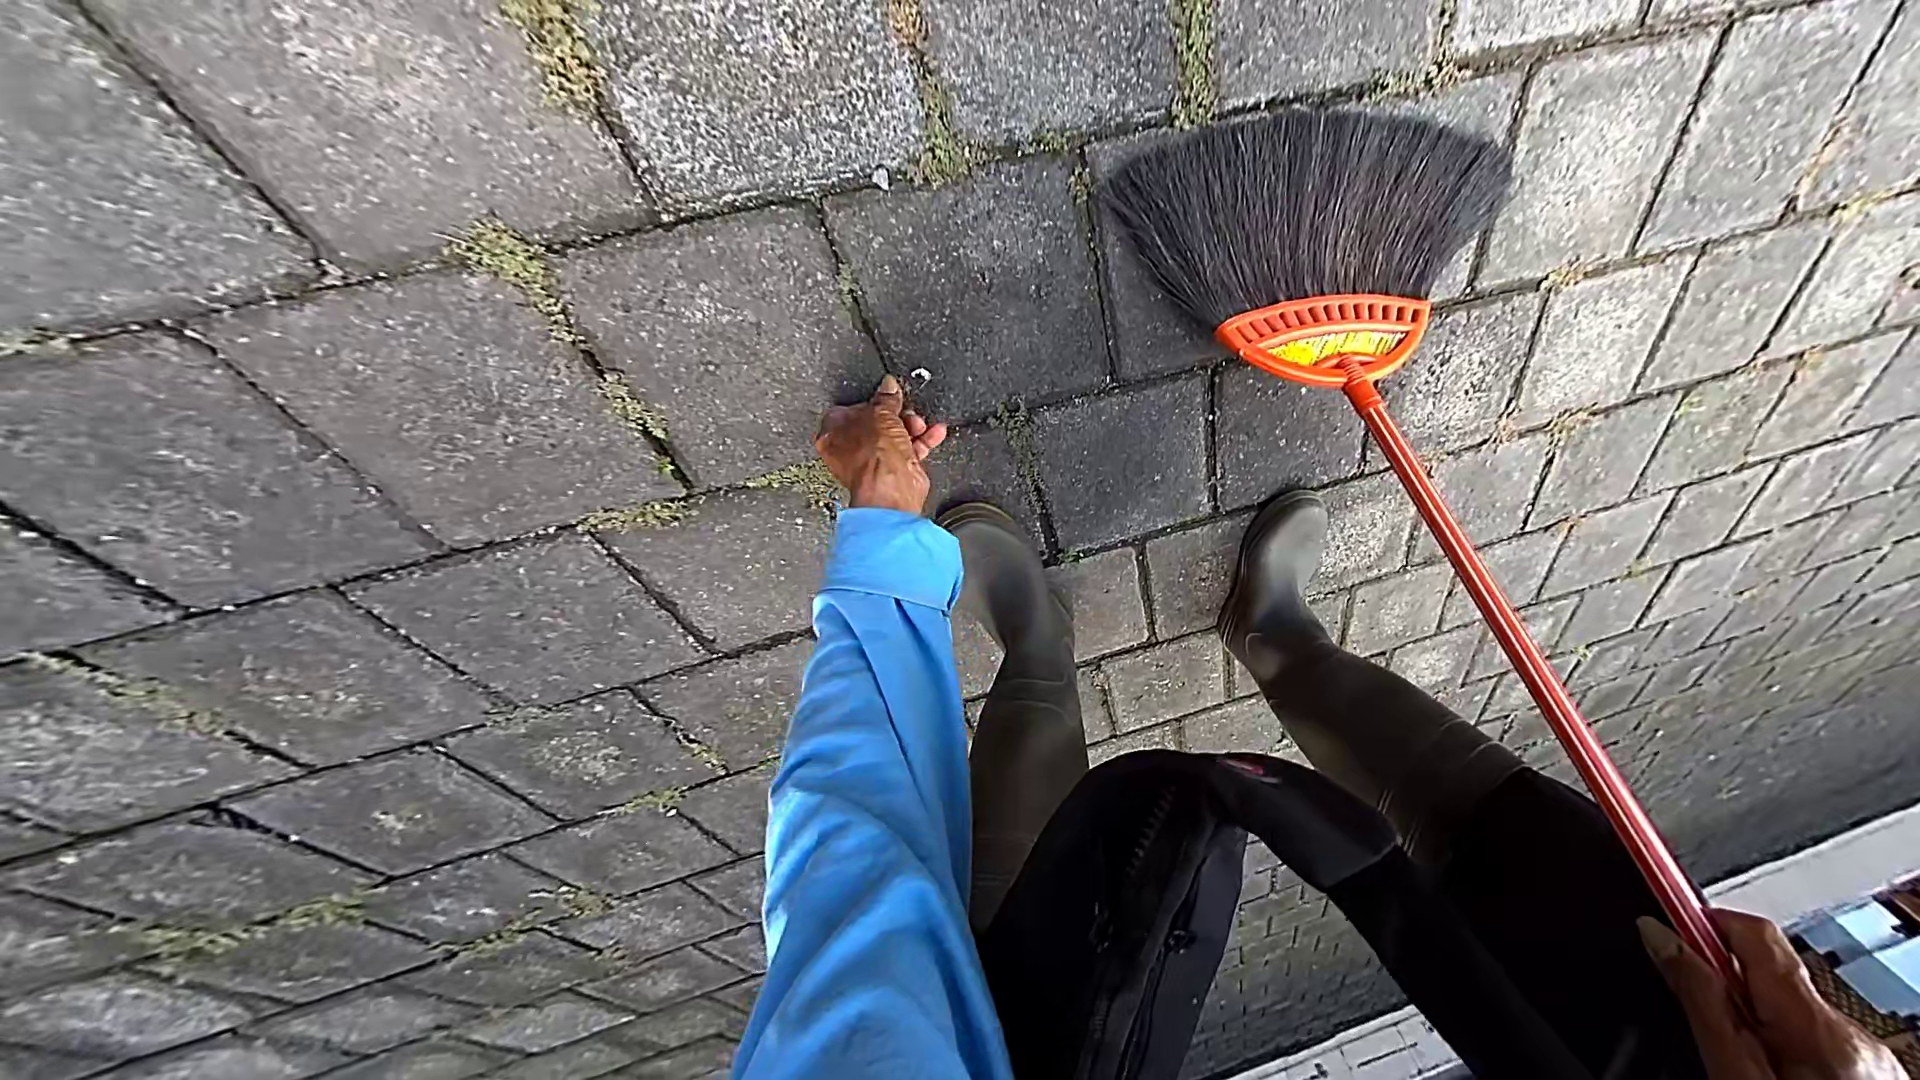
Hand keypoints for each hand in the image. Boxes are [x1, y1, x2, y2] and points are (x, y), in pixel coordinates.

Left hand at [815, 375, 947, 514]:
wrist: (893, 489)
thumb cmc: (873, 459)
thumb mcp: (880, 414)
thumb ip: (885, 398)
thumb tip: (888, 387)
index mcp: (832, 435)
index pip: (848, 410)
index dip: (869, 402)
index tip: (884, 396)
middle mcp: (850, 451)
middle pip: (875, 423)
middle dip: (894, 415)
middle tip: (903, 409)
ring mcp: (874, 462)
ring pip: (894, 436)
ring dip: (911, 426)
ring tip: (918, 422)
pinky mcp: (896, 470)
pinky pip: (911, 449)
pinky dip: (924, 440)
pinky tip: (934, 431)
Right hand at [1639, 910, 1902, 1079]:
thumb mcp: (1730, 1070)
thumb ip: (1697, 998)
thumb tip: (1657, 933)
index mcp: (1821, 1030)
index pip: (1749, 932)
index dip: (1695, 913)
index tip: (1652, 884)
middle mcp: (1855, 1034)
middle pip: (1763, 963)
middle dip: (1717, 970)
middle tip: (1690, 1004)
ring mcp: (1871, 1056)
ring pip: (1781, 995)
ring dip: (1744, 1004)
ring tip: (1732, 1050)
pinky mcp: (1870, 1070)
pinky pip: (1805, 1023)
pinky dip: (1770, 1028)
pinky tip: (1762, 1064)